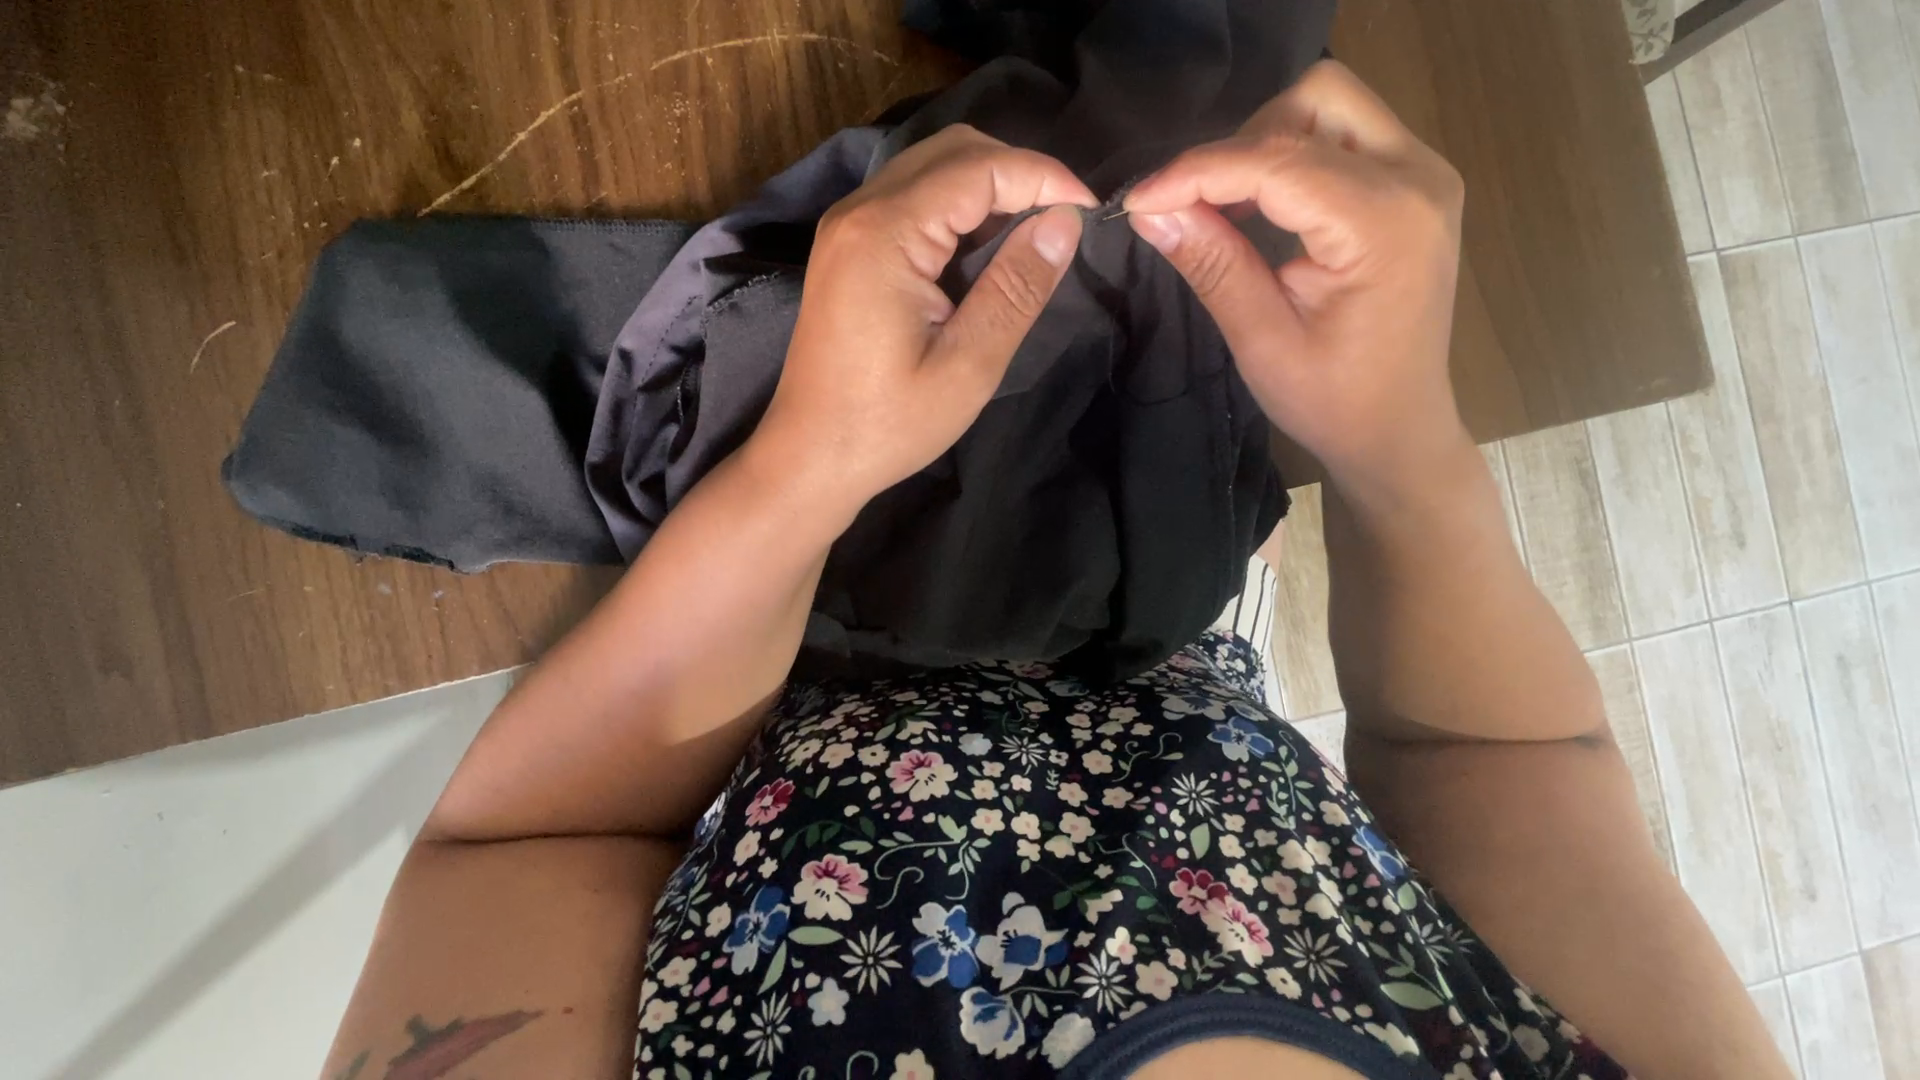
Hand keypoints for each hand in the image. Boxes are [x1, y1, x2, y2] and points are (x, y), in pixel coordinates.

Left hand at [753, 124, 1096, 512]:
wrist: (812, 455)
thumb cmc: (889, 423)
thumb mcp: (968, 364)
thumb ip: (1017, 288)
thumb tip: (1065, 222)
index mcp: (886, 233)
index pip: (979, 168)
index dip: (1043, 176)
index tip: (1091, 209)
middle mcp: (859, 211)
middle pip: (952, 151)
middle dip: (1017, 173)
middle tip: (1063, 220)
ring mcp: (846, 227)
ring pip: (931, 170)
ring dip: (987, 188)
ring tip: (1032, 233)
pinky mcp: (846, 248)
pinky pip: (910, 200)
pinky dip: (956, 208)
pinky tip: (983, 248)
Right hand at [1124, 60, 1472, 505]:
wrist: (1397, 429)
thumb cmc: (1332, 401)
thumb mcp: (1262, 341)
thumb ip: (1213, 265)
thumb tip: (1151, 211)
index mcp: (1383, 224)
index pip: (1277, 161)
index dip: (1198, 172)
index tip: (1139, 200)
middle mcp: (1417, 178)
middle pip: (1316, 101)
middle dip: (1242, 143)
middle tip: (1196, 204)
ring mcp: (1424, 176)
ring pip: (1331, 109)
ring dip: (1266, 145)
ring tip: (1224, 206)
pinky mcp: (1414, 186)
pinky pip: (1345, 138)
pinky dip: (1291, 158)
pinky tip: (1261, 206)